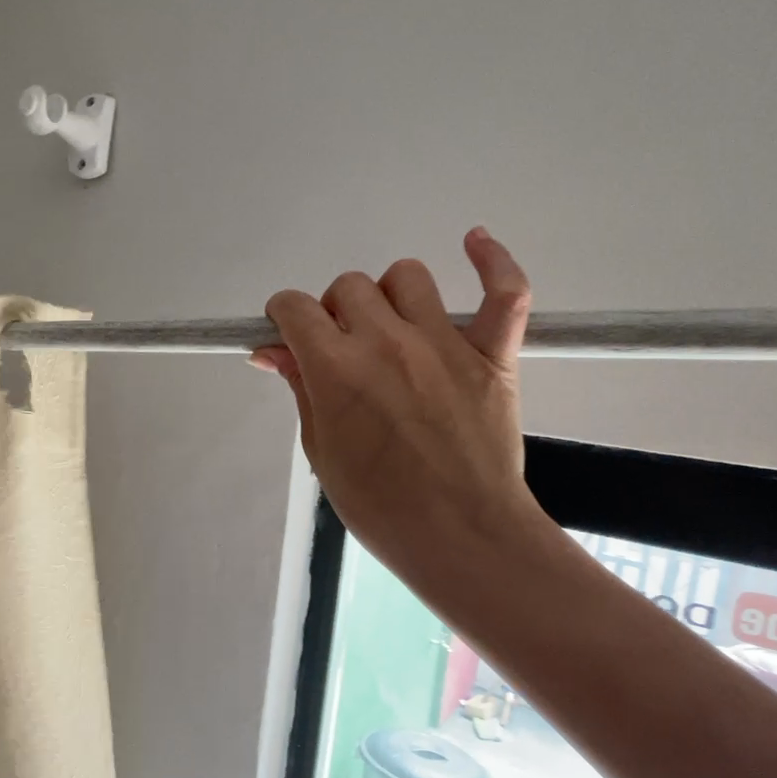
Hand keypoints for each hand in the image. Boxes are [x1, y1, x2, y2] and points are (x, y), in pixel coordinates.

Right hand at [250, 228, 538, 570]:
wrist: (460, 535)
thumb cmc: (377, 502)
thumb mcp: (319, 446)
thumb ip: (301, 387)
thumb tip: (272, 351)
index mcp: (335, 368)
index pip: (294, 307)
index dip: (283, 318)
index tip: (287, 336)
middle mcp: (385, 342)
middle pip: (348, 288)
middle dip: (334, 313)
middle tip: (341, 351)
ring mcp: (444, 343)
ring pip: (406, 277)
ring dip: (388, 297)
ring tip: (391, 329)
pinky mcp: (493, 354)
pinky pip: (504, 291)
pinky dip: (492, 261)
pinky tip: (475, 242)